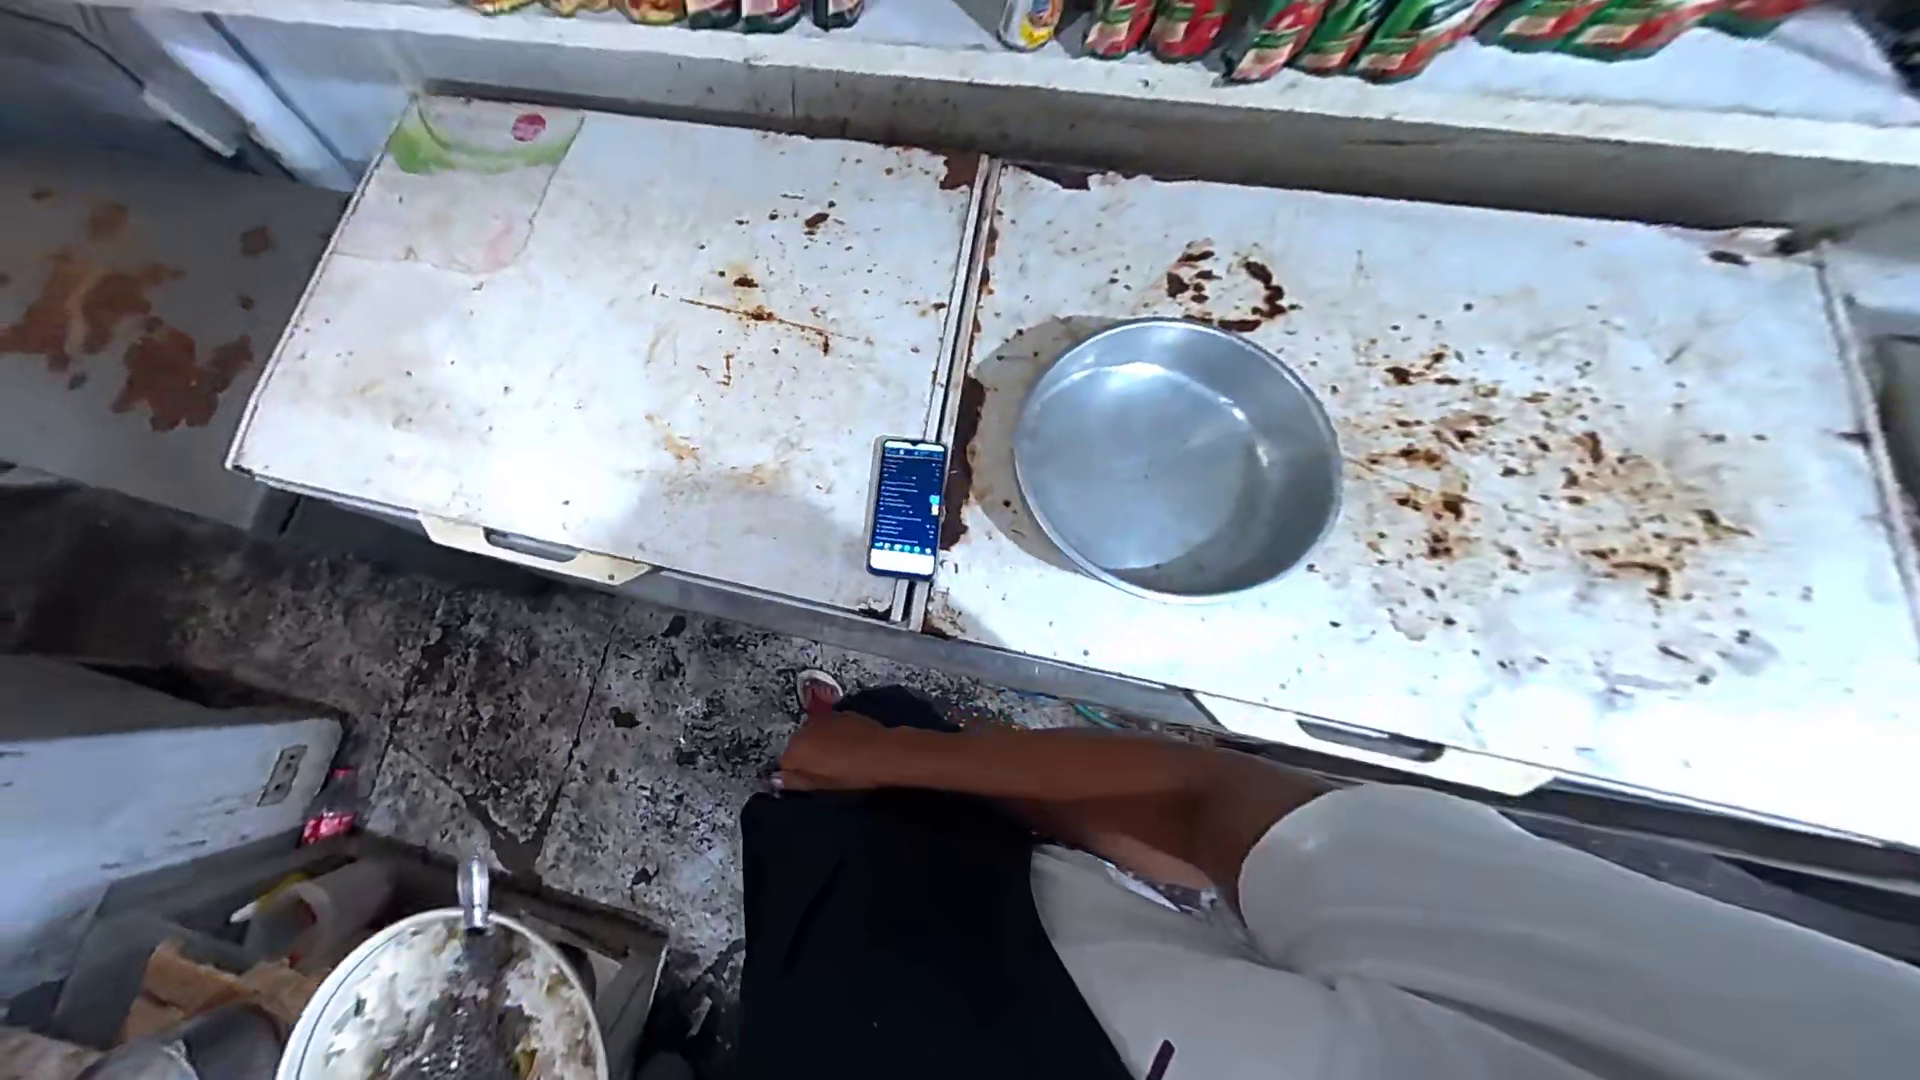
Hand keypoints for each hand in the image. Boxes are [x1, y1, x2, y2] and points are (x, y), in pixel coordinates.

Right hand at [777, 709, 891, 791]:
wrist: (882, 752)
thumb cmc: (850, 773)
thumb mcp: (821, 785)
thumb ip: (795, 781)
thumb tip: (774, 779)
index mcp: (796, 749)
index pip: (786, 764)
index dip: (799, 774)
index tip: (815, 779)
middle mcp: (805, 729)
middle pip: (798, 746)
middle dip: (808, 756)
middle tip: (826, 769)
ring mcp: (824, 718)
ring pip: (814, 734)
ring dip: (820, 743)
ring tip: (839, 756)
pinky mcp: (841, 713)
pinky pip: (829, 726)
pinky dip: (834, 734)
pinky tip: (849, 744)